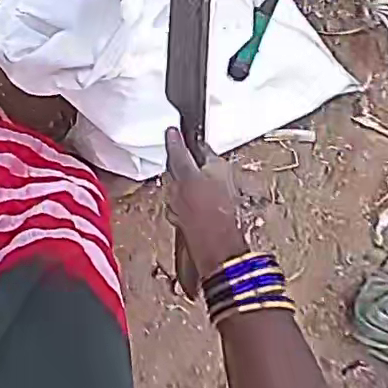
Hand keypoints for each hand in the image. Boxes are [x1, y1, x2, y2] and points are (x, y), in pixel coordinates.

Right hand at [164, 126, 249, 273]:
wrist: (216, 256)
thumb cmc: (205, 213)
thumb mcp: (186, 177)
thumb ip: (179, 153)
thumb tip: (172, 131)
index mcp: (219, 165)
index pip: (195, 146)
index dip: (179, 148)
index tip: (168, 152)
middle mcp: (220, 180)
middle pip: (186, 168)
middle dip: (175, 178)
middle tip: (173, 186)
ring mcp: (214, 199)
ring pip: (183, 189)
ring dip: (176, 197)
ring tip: (177, 206)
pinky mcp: (208, 217)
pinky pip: (186, 207)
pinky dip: (181, 212)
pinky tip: (181, 218)